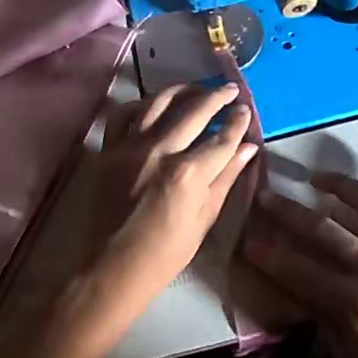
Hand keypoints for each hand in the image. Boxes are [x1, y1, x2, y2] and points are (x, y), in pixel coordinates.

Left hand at [91, 83, 259, 298]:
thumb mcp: (204, 218)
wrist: (112, 268)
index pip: (222, 137)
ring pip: (158, 102)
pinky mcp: (109, 150)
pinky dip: (141, 104)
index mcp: (188, 173)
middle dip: (217, 96)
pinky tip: (154, 105)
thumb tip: (248, 147)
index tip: (246, 110)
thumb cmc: (165, 252)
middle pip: (194, 110)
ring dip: (182, 90)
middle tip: (230, 90)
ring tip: (196, 89)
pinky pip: (124, 115)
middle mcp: (160, 151)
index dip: (237, 122)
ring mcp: (130, 147)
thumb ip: (225, 177)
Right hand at [241, 157, 357, 357]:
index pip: (299, 272)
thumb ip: (326, 322)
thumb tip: (303, 291)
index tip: (247, 236)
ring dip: (342, 186)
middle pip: (326, 231)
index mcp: (355, 306)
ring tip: (317, 177)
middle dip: (290, 213)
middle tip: (265, 196)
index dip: (269, 254)